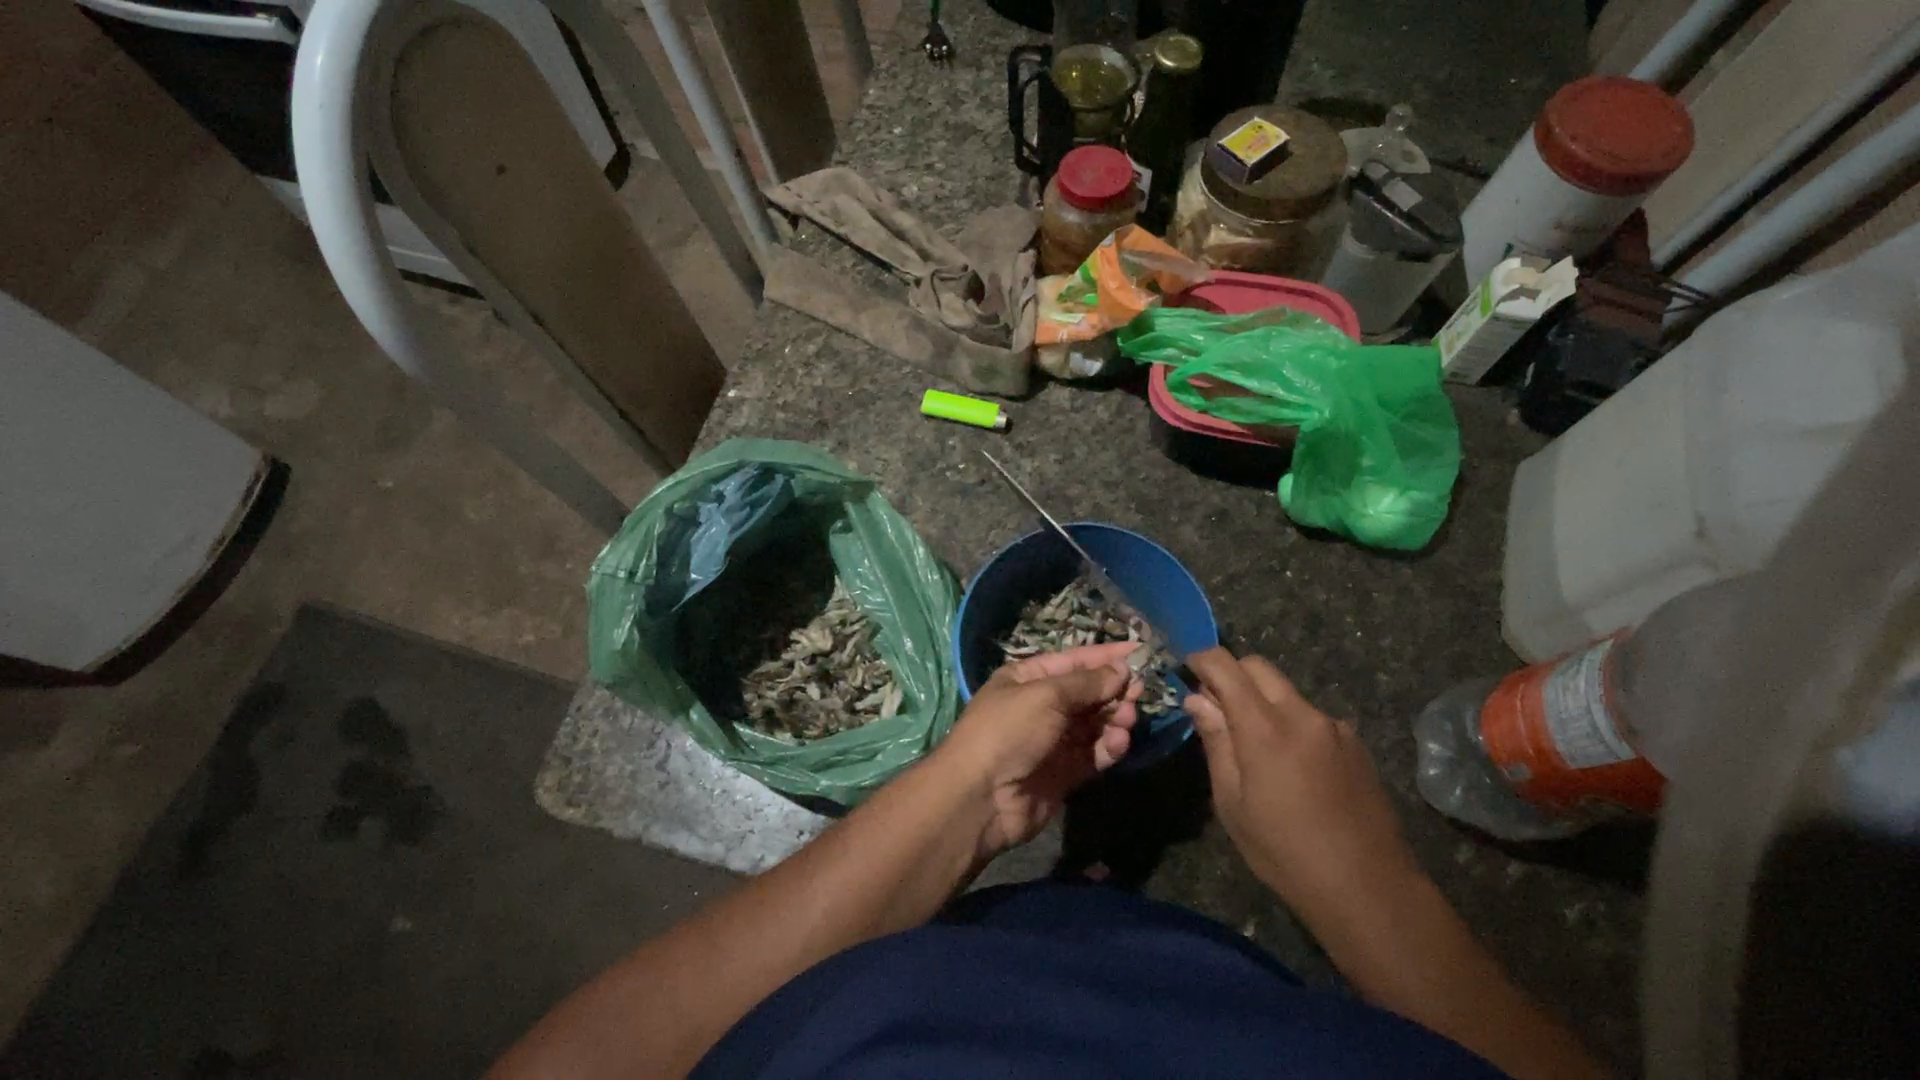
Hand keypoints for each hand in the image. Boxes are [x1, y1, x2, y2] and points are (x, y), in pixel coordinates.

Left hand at [931, 643, 1139, 858]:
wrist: (980, 798)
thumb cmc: (1008, 731)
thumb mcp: (1046, 695)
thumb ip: (1087, 683)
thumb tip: (1122, 669)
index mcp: (1027, 679)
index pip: (1073, 661)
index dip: (1106, 656)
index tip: (1141, 651)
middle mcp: (1040, 707)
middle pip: (1087, 693)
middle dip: (1115, 690)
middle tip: (1142, 691)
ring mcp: (1052, 741)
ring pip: (1094, 724)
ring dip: (1115, 719)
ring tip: (1129, 718)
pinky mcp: (1064, 773)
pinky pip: (1093, 754)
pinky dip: (1109, 747)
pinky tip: (1119, 742)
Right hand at [1185, 648, 1420, 919]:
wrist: (1367, 885)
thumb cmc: (1284, 851)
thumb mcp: (1232, 803)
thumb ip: (1216, 743)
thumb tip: (1198, 700)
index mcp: (1266, 728)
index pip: (1228, 668)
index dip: (1203, 659)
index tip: (1187, 668)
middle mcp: (1303, 715)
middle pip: (1260, 669)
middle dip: (1232, 674)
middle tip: (1215, 705)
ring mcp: (1335, 727)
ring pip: (1288, 693)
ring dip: (1263, 702)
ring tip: (1254, 746)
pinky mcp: (1356, 744)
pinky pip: (1312, 717)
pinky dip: (1291, 724)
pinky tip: (1292, 767)